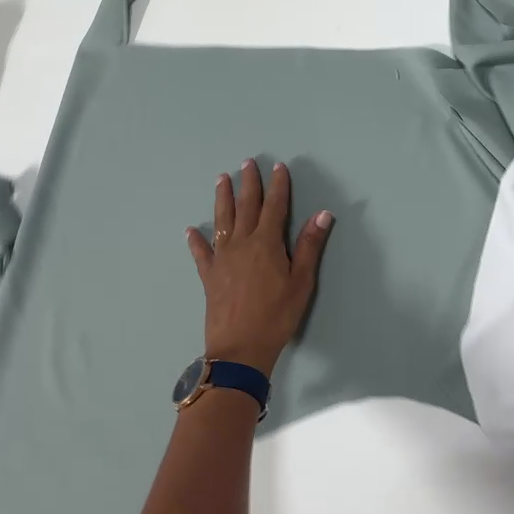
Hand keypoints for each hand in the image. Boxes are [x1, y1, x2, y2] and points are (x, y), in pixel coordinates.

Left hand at [186, 160, 333, 376]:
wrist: (240, 350)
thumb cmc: (277, 315)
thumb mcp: (301, 281)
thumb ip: (309, 246)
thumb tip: (322, 214)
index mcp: (266, 243)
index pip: (274, 206)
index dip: (278, 186)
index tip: (279, 167)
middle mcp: (242, 244)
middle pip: (246, 207)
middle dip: (249, 184)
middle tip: (247, 163)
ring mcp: (222, 260)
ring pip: (222, 221)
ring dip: (222, 199)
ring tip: (221, 180)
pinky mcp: (209, 277)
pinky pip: (201, 253)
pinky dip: (196, 240)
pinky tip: (191, 230)